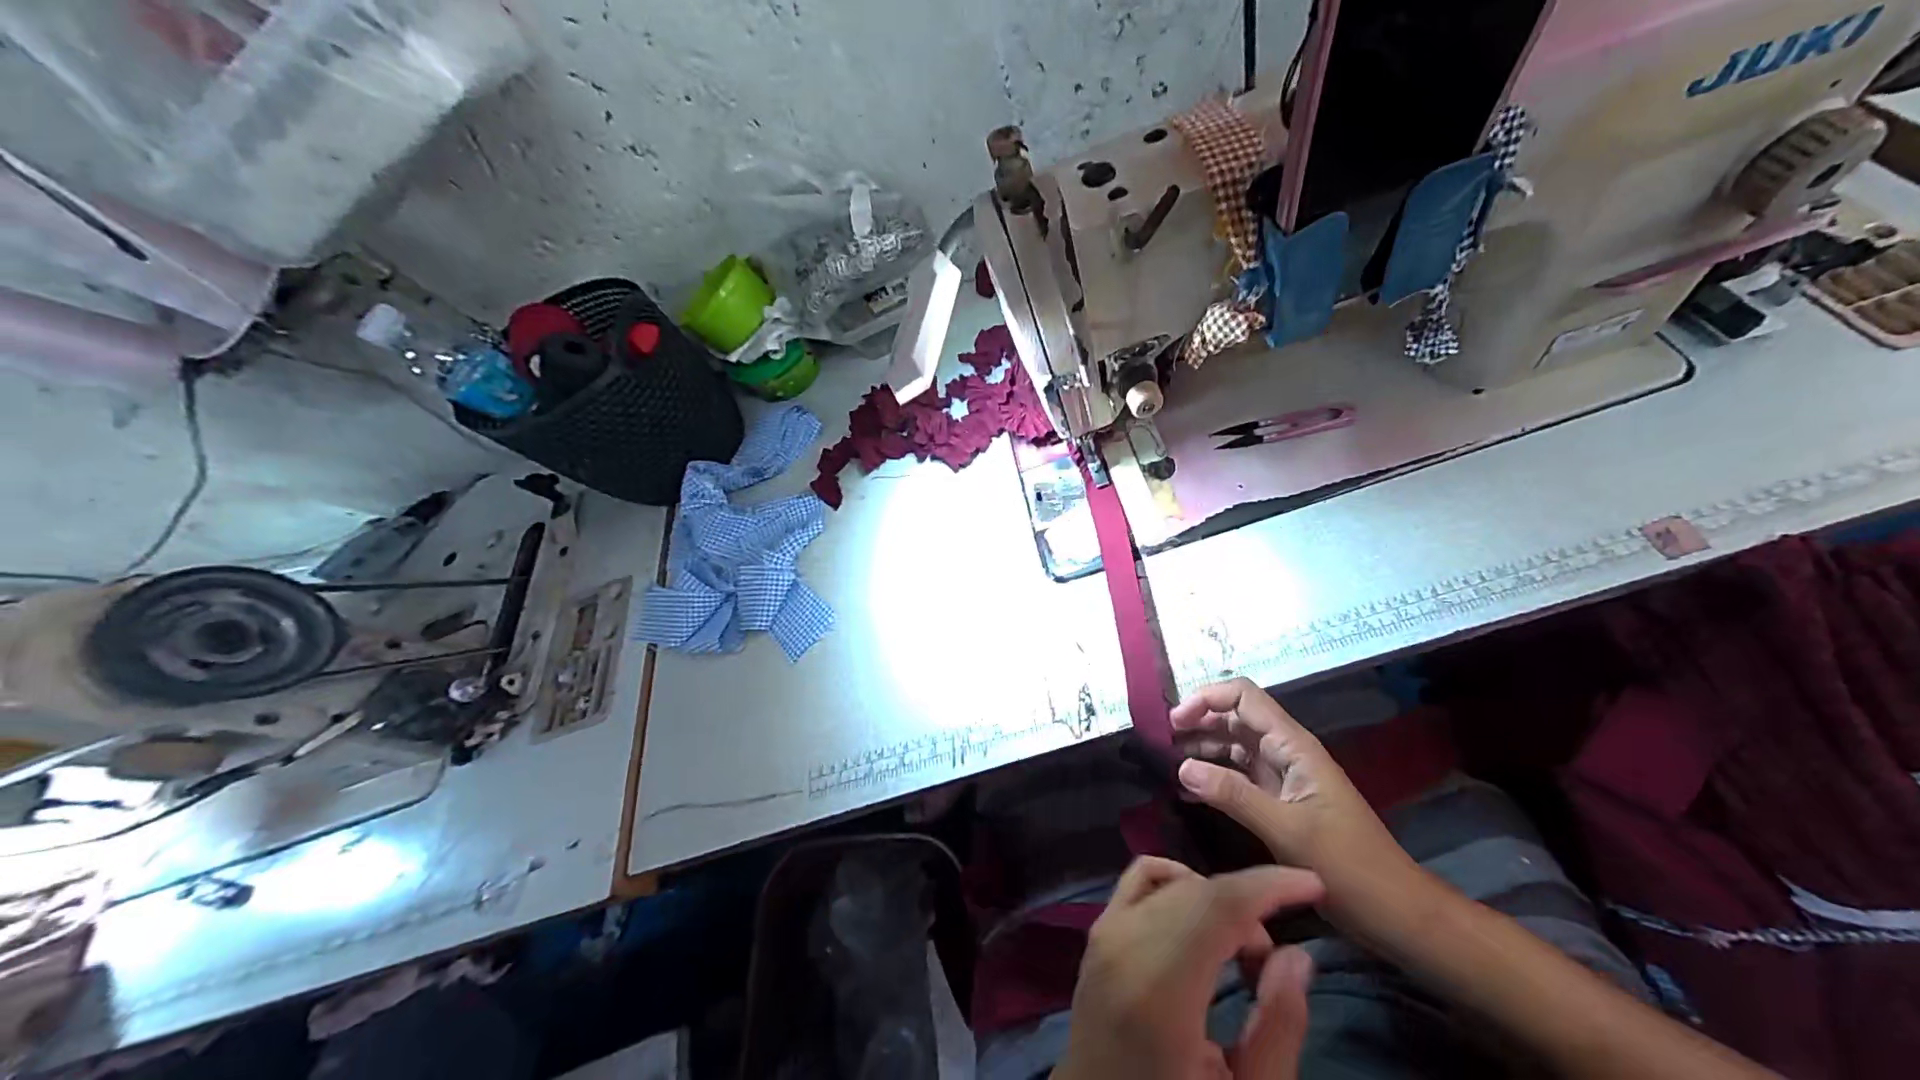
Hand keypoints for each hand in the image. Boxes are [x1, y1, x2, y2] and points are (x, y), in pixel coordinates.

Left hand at [1055, 856, 1322, 1079]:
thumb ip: (1276, 1027)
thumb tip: (1297, 954)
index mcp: (1159, 991)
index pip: (1219, 905)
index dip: (1269, 885)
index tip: (1315, 886)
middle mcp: (1124, 945)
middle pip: (1199, 890)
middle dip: (1250, 907)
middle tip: (1272, 965)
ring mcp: (1103, 934)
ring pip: (1172, 882)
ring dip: (1216, 901)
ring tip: (1241, 956)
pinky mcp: (1095, 934)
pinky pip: (1138, 880)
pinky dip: (1176, 884)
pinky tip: (1200, 921)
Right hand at [1171, 678, 1421, 920]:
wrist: (1395, 912)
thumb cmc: (1348, 866)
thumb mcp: (1287, 830)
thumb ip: (1234, 795)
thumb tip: (1183, 766)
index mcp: (1293, 746)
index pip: (1244, 697)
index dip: (1206, 699)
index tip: (1174, 722)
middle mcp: (1285, 752)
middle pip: (1234, 717)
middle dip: (1198, 722)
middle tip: (1161, 743)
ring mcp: (1281, 776)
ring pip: (1233, 745)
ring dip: (1201, 748)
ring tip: (1167, 763)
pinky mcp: (1277, 800)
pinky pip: (1237, 776)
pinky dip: (1211, 776)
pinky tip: (1187, 790)